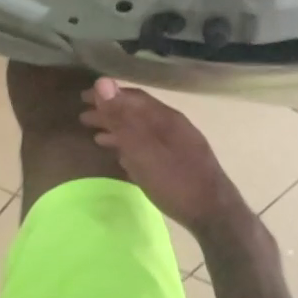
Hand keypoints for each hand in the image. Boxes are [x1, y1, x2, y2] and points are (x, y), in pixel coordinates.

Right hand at [80, 78, 250, 236]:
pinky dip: (131, 146)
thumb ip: (121, 118)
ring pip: (143, 131)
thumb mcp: (142, 149)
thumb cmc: (174, 181)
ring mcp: (179, 145)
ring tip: (97, 137)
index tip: (82, 98)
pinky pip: (150, 147)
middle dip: (110, 113)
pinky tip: (123, 157)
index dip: (106, 96)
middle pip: (137, 113)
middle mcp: (174, 126)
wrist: (214, 215)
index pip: (132, 98)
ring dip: (119, 131)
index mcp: (165, 118)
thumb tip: (102, 82)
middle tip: (84, 118)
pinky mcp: (180, 163)